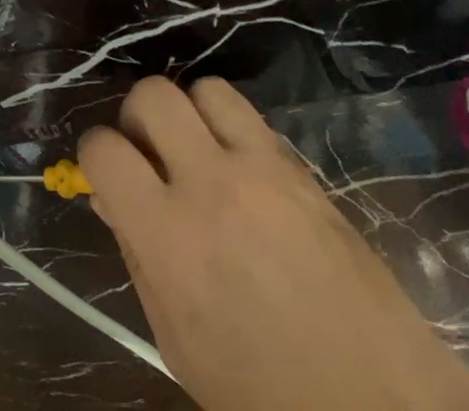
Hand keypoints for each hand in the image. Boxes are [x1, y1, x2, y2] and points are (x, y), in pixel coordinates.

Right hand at [79, 77, 468, 410]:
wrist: (374, 399)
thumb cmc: (259, 386)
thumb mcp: (176, 338)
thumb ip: (138, 257)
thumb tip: (113, 200)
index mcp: (167, 234)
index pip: (102, 148)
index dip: (94, 156)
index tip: (106, 176)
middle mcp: (212, 184)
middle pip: (153, 95)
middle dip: (137, 118)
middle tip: (148, 157)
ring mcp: (266, 171)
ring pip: (208, 89)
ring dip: (190, 113)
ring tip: (195, 153)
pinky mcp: (306, 174)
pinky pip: (254, 121)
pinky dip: (232, 132)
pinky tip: (240, 174)